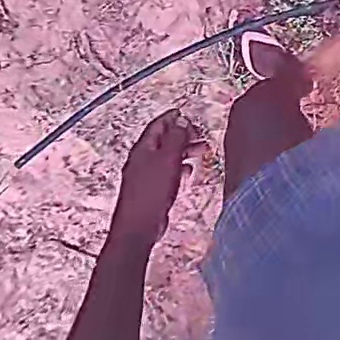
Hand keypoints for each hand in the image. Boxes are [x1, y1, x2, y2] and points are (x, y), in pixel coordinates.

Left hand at [105, 109, 201, 252]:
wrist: (139, 226)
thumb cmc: (151, 193)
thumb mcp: (168, 159)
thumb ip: (176, 138)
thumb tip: (181, 121)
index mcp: (143, 149)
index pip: (157, 125)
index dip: (171, 117)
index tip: (182, 113)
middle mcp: (141, 160)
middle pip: (163, 140)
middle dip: (181, 135)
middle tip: (198, 134)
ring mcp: (144, 176)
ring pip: (166, 156)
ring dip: (183, 151)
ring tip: (200, 151)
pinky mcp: (150, 190)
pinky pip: (166, 171)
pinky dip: (178, 167)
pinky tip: (186, 172)